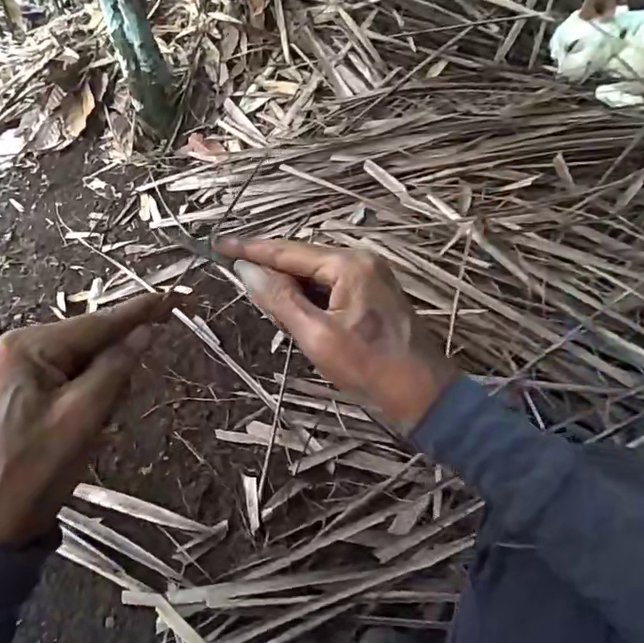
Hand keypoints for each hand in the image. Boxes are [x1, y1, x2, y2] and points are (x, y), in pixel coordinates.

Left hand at [0, 293, 171, 543]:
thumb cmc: (32, 471)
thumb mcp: (82, 417)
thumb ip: (115, 369)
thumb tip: (144, 331)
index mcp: (28, 347)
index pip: (96, 323)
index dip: (138, 312)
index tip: (172, 297)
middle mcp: (20, 348)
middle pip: (89, 343)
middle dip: (113, 369)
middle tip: (109, 413)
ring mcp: (18, 370)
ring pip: (82, 364)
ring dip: (100, 391)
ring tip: (91, 429)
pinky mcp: (21, 392)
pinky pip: (68, 381)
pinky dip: (86, 399)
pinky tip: (83, 427)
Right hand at [216, 237, 457, 434]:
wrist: (424, 396)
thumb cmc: (370, 369)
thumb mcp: (316, 336)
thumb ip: (280, 300)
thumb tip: (247, 270)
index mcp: (349, 265)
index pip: (287, 250)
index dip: (250, 250)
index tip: (219, 246)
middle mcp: (361, 260)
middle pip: (301, 259)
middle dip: (270, 271)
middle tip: (238, 281)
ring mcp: (370, 276)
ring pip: (314, 274)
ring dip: (288, 287)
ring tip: (264, 303)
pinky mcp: (373, 294)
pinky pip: (329, 286)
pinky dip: (308, 297)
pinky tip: (294, 313)